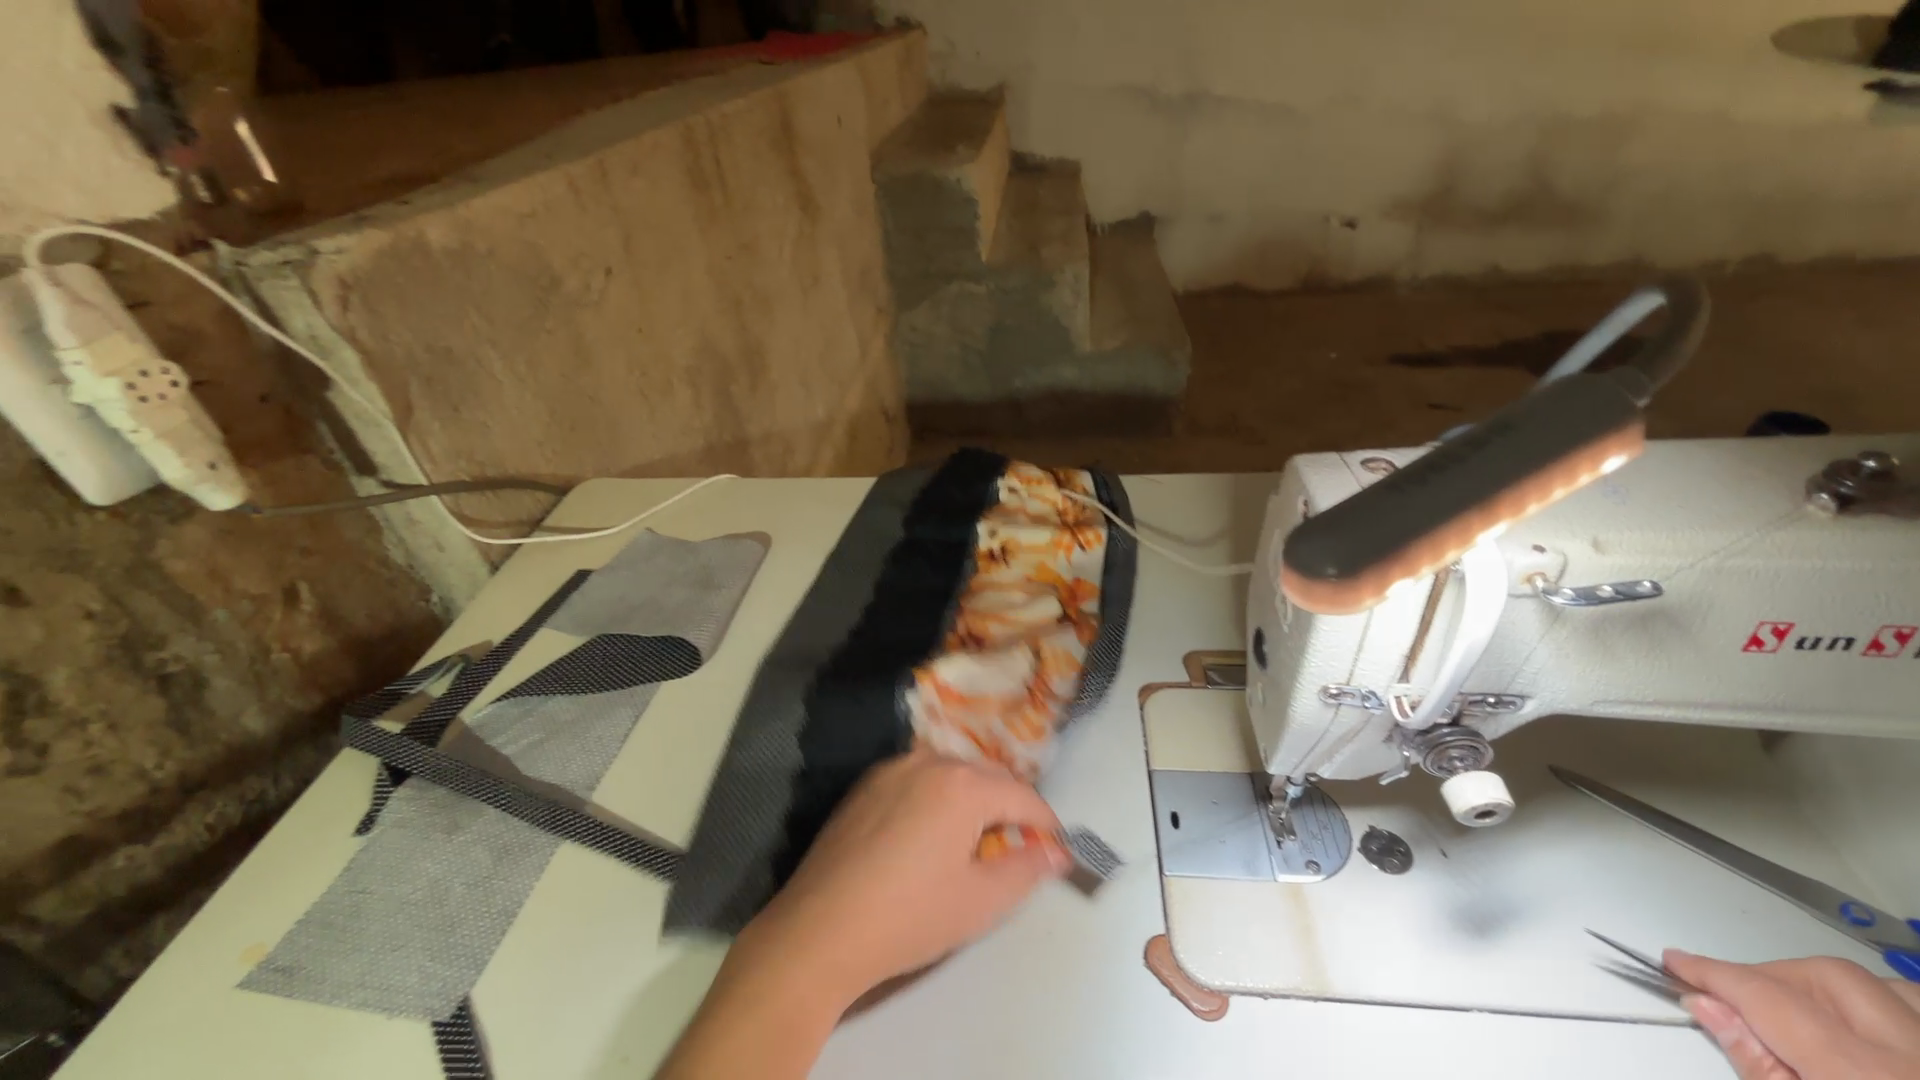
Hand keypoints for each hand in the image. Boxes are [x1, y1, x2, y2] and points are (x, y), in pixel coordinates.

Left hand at [734, 747, 1071, 1009]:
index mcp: (962, 785)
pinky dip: (934, 799)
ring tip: (972, 843)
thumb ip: (1027, 868)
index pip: (1021, 795)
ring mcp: (889, 770)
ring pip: (948, 775)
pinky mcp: (862, 787)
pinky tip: (926, 837)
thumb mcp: (981, 901)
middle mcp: (927, 762)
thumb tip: (1058, 852)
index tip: (1056, 848)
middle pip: (985, 777)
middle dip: (1007, 808)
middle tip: (1016, 848)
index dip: (1045, 822)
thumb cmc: (909, 917)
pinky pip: (914, 781)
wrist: (819, 931)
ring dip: (970, 800)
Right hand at [1665, 950, 1919, 1078]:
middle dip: (1769, 977)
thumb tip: (1706, 1005)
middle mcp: (1917, 1061)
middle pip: (1829, 980)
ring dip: (1828, 988)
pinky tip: (1863, 1025)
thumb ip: (1758, 1067)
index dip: (1714, 974)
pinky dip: (1886, 1005)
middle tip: (1732, 999)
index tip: (1675, 962)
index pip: (1772, 1000)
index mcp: (1863, 1078)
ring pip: (1885, 987)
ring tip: (1796, 1011)